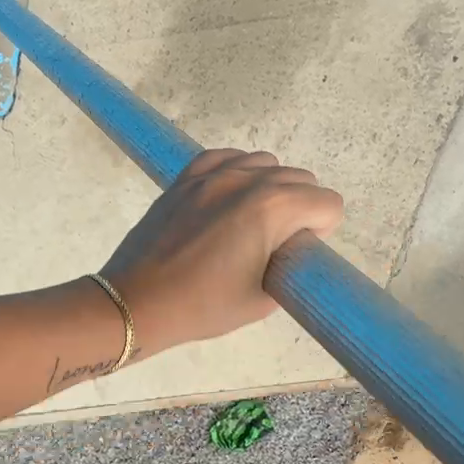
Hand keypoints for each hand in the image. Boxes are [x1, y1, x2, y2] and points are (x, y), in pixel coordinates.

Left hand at [100, 149, 342, 359]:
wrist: (136, 302)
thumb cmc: (201, 306)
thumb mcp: (263, 297)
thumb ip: (289, 262)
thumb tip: (287, 245)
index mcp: (272, 207)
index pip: (327, 203)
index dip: (320, 231)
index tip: (293, 254)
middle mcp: (243, 180)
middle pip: (298, 179)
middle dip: (298, 209)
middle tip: (271, 244)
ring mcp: (208, 176)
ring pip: (262, 163)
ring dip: (267, 187)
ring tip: (248, 222)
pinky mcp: (181, 181)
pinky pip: (220, 157)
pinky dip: (233, 170)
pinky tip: (227, 197)